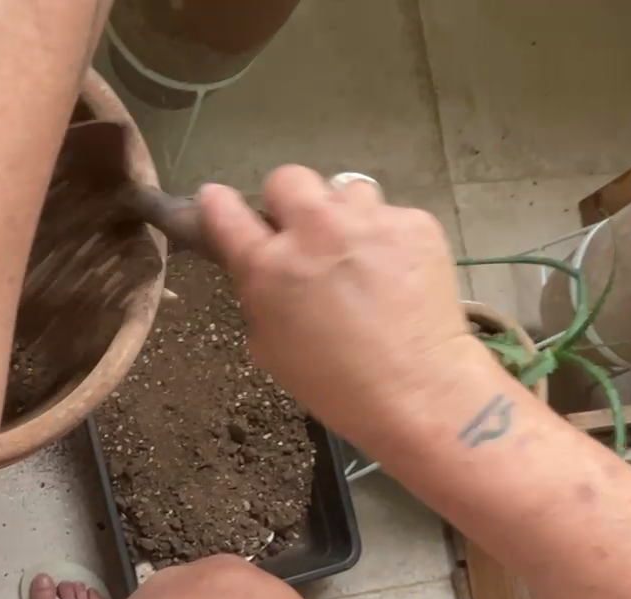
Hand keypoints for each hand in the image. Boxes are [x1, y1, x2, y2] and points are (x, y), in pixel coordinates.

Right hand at [199, 167, 487, 441]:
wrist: (413, 389)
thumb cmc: (330, 382)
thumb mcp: (269, 347)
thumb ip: (259, 296)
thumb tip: (266, 270)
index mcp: (267, 267)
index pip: (225, 213)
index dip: (217, 204)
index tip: (217, 202)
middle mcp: (313, 230)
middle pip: (287, 179)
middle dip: (288, 203)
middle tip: (302, 237)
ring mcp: (367, 220)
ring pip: (344, 190)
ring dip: (342, 216)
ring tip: (356, 256)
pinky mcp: (413, 222)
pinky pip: (388, 215)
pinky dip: (385, 238)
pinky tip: (393, 273)